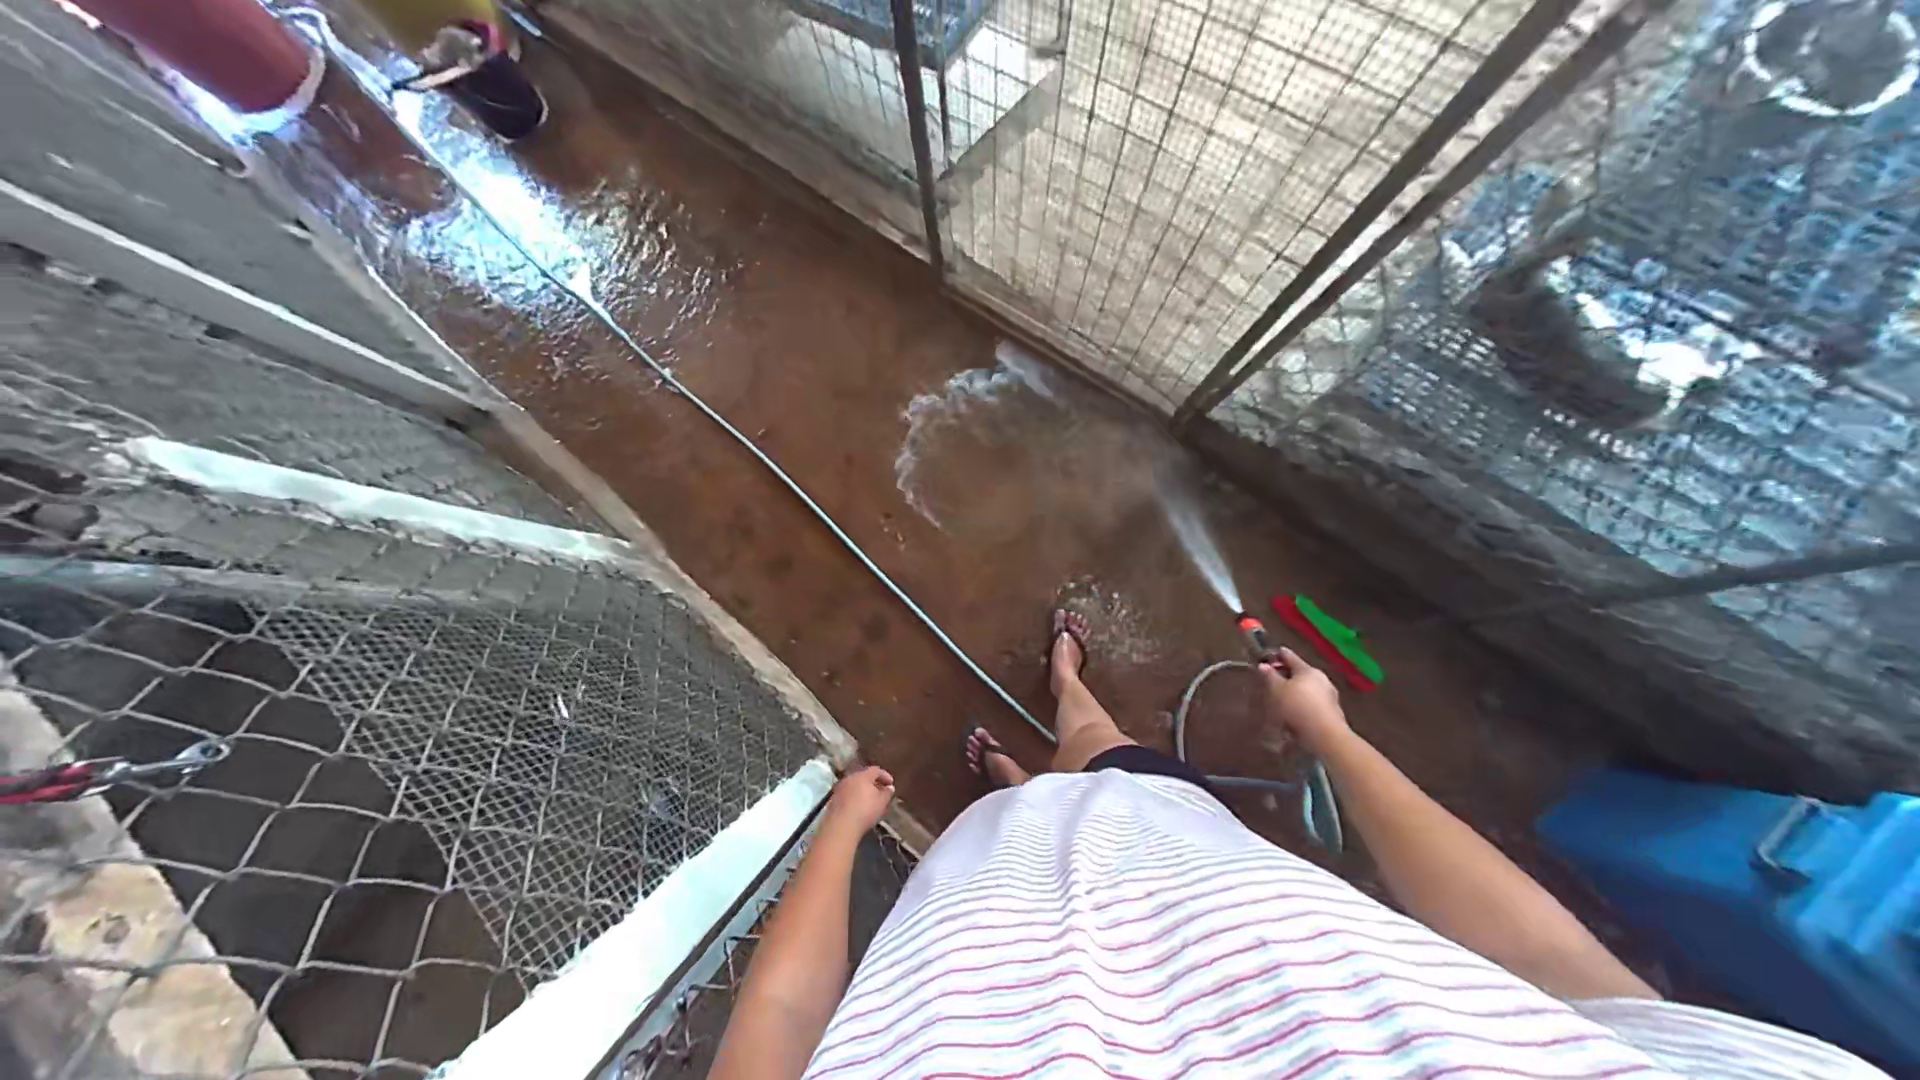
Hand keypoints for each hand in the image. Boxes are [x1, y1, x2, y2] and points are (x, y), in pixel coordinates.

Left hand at [822, 765, 894, 838]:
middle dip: (873, 783)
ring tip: (870, 800)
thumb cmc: (865, 811)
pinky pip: (847, 794)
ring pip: (854, 785)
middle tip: (880, 791)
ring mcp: (839, 788)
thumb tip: (889, 787)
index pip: (875, 770)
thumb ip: (887, 793)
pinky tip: (858, 807)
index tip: (891, 783)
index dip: (885, 775)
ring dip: (862, 790)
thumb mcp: (881, 803)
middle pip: (863, 777)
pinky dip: (854, 797)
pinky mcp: (833, 799)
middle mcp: (849, 778)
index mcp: (862, 776)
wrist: (840, 826)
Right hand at [1258, 647, 1350, 755]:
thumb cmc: (1297, 706)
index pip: (1290, 657)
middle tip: (1273, 678)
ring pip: (1307, 689)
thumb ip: (1270, 676)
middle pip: (1301, 673)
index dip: (1278, 655)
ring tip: (1281, 699)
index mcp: (1308, 670)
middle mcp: (1322, 679)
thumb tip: (1263, 665)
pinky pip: (1312, 703)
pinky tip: (1294, 713)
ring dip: (1295, 691)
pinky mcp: (1332, 712)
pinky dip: (1302, 704)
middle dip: (1287, 675)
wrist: (1325, 735)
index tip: (1270, 654)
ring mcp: (1329, 696)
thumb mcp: (1277, 690)